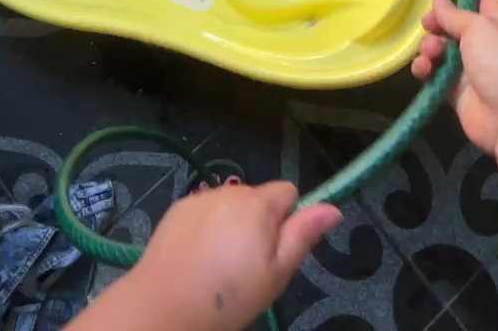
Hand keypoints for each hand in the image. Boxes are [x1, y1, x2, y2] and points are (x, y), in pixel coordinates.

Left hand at [128, 180, 341, 330]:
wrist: (164, 307)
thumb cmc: (229, 297)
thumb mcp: (276, 274)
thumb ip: (303, 236)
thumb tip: (334, 207)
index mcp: (258, 204)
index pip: (288, 191)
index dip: (289, 220)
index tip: (275, 251)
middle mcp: (230, 191)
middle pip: (259, 198)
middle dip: (261, 224)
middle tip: (249, 267)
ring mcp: (201, 197)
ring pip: (231, 205)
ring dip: (234, 224)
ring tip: (221, 265)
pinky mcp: (178, 208)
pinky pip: (205, 210)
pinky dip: (208, 227)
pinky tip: (198, 258)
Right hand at [411, 0, 497, 156]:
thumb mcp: (480, 29)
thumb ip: (455, 14)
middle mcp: (486, 44)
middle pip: (455, 25)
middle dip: (437, 23)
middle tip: (426, 24)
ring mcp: (471, 69)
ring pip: (441, 49)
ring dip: (429, 47)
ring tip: (430, 53)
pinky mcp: (457, 91)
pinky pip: (435, 74)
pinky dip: (426, 69)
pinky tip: (423, 69)